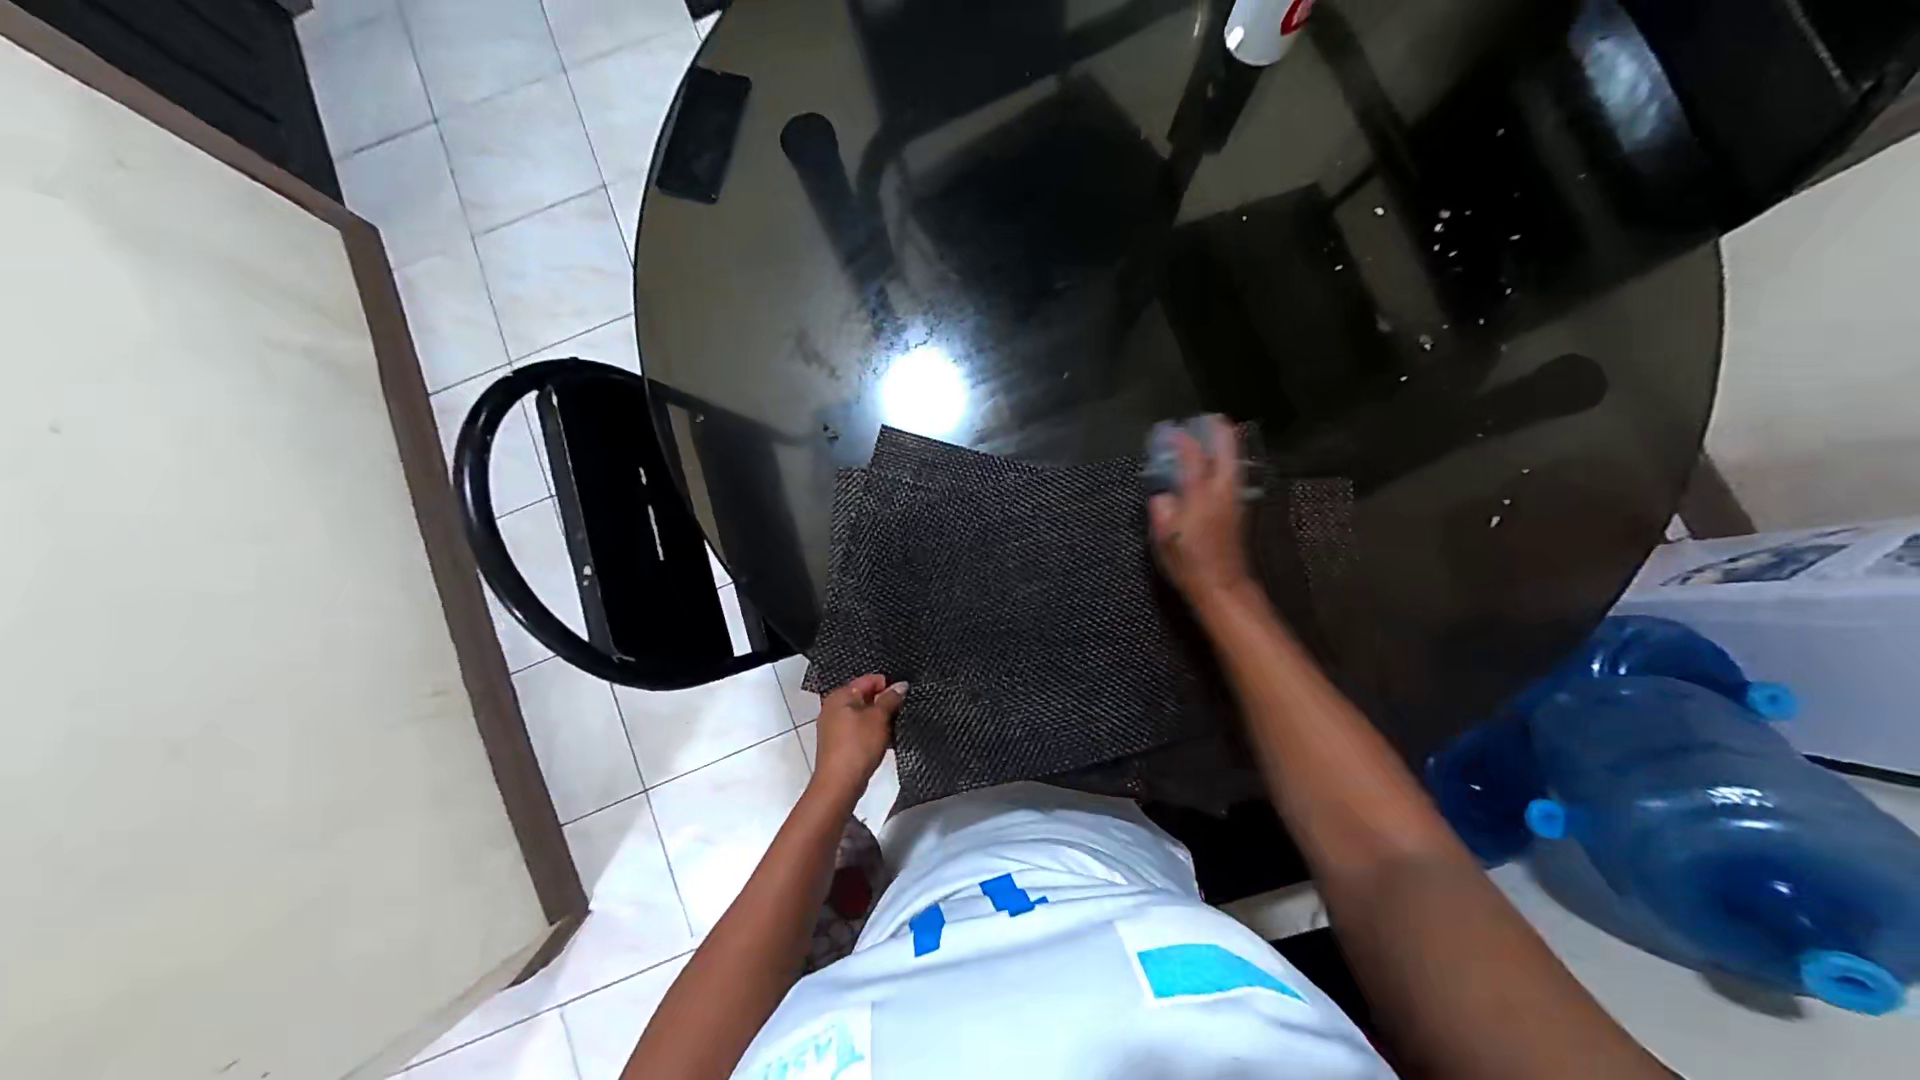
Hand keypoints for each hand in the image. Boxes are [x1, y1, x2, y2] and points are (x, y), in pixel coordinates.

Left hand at [811, 675, 906, 794]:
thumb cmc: (858, 746)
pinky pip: (860, 730)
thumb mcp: (879, 718)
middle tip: (901, 713)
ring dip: (881, 721)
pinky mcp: (839, 743)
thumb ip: (890, 698)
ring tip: (896, 729)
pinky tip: (886, 742)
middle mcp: (834, 707)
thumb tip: (901, 685)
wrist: (839, 784)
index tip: (904, 697)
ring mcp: (834, 726)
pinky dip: (873, 733)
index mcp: (840, 695)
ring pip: (864, 715)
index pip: (869, 679)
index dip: (888, 685)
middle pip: (866, 697)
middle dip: (885, 704)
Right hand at [1147, 415, 1254, 605]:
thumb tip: (1163, 495)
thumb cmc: (1189, 563)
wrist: (1223, 585)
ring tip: (1213, 434)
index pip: (1193, 456)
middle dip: (1217, 431)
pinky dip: (1226, 460)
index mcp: (1200, 495)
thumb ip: (1162, 509)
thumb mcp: (1164, 537)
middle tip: (1205, 420)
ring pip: (1235, 460)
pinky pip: (1234, 473)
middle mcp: (1222, 490)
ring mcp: (1235, 498)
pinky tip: (1216, 463)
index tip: (1169, 431)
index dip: (1181, 440)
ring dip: (1225, 444)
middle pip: (1227, 449)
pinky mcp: (1239, 508)